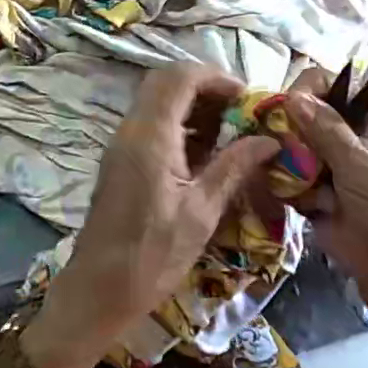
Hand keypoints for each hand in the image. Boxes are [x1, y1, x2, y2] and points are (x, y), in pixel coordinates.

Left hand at [21, 66, 279, 367]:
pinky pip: (149, 127)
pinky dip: (178, 128)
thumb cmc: (153, 255)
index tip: (248, 98)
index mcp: (150, 136)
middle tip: (240, 114)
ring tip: (229, 136)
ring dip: (192, 109)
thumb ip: (233, 168)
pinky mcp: (119, 162)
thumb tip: (268, 140)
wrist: (98, 289)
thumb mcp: (201, 212)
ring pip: (156, 104)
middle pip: (165, 84)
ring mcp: (120, 146)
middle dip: (205, 90)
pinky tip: (204, 156)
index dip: (217, 78)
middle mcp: (130, 131)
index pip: (180, 78)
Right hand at [284, 75, 367, 331]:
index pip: (329, 85)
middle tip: (290, 154)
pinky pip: (285, 175)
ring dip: (289, 164)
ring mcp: (328, 162)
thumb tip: (292, 97)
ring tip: (303, 186)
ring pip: (288, 146)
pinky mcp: (311, 189)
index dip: (304, 93)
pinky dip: (287, 187)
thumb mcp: (361, 164)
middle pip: (301, 115)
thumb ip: (325, 128)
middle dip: (290, 134)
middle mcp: (347, 134)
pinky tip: (304, 204)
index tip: (286, 111)